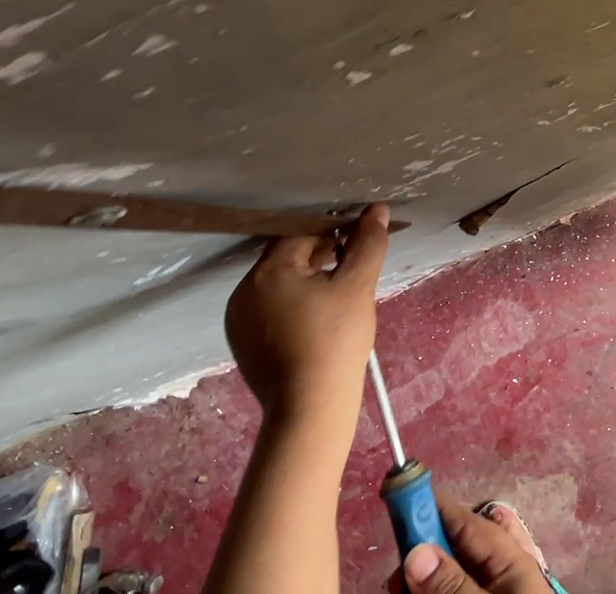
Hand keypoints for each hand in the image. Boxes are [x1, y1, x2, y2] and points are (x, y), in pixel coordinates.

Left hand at [223, 203, 388, 423]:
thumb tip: (376, 209)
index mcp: (269, 270)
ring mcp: (238, 319)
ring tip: (337, 298)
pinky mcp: (243, 343)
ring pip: (278, 284)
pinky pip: (270, 309)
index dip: (333, 233)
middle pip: (287, 257)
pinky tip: (316, 322)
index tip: (358, 245)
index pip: (302, 233)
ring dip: (306, 281)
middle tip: (351, 273)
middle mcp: (244, 290)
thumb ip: (367, 243)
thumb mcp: (357, 285)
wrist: (309, 406)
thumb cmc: (335, 338)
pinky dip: (293, 305)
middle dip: (320, 257)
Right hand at [388, 494, 554, 593]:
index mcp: (509, 563)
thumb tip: (415, 551)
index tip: (397, 507)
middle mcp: (496, 578)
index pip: (467, 524)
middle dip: (417, 563)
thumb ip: (452, 586)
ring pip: (439, 583)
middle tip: (394, 586)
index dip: (434, 512)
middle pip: (448, 555)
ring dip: (416, 589)